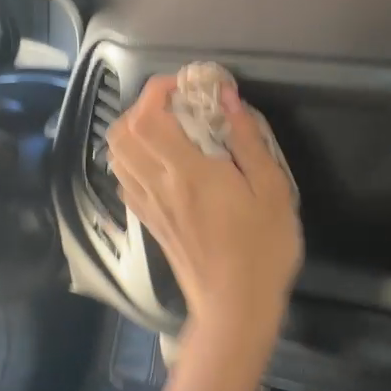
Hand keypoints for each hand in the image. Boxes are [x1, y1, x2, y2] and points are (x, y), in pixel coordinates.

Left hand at [108, 74, 302, 342]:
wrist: (236, 307)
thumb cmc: (263, 246)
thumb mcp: (272, 187)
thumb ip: (249, 140)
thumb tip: (229, 99)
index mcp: (189, 172)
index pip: (150, 118)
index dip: (159, 90)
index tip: (188, 83)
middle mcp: (160, 185)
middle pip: (123, 133)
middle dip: (143, 104)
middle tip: (178, 100)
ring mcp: (150, 206)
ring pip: (118, 156)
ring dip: (135, 129)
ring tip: (170, 124)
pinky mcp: (151, 223)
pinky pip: (127, 179)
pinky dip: (136, 157)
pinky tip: (165, 159)